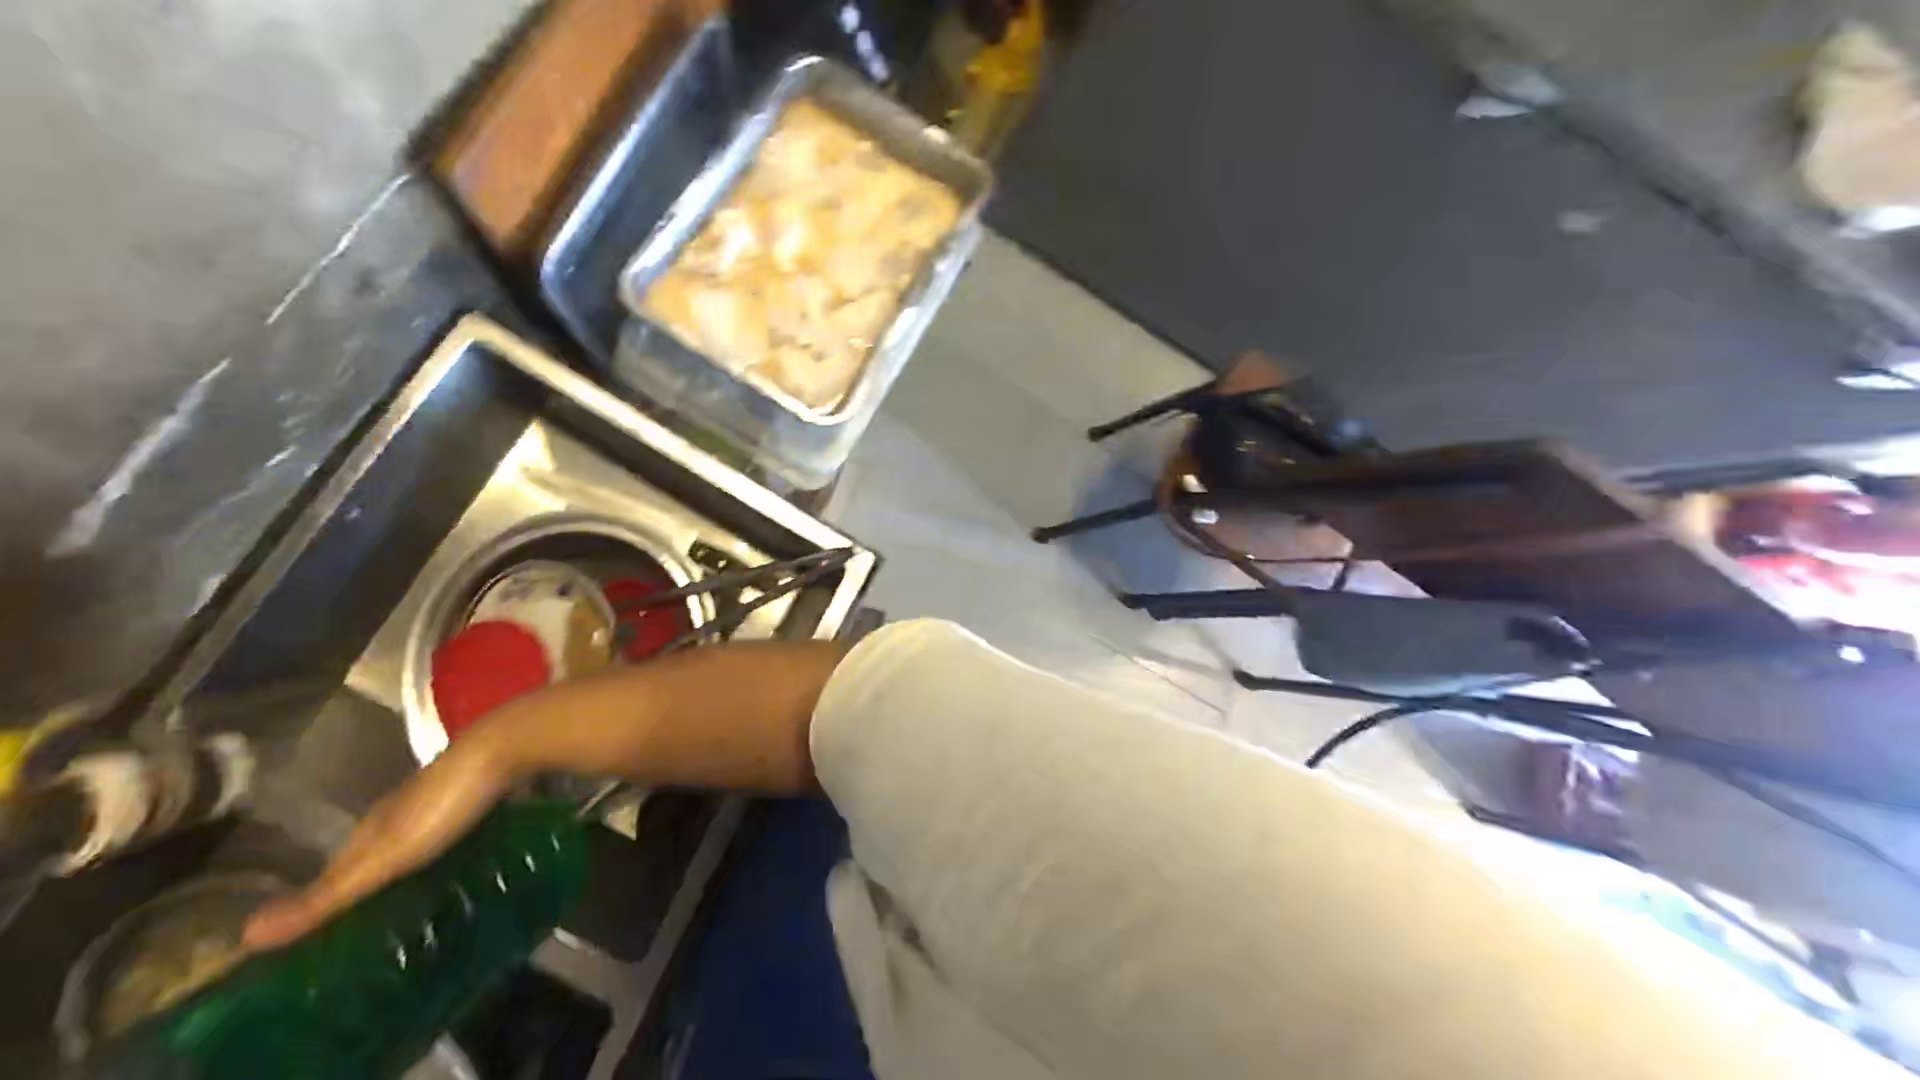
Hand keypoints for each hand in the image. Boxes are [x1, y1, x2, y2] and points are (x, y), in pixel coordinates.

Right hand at [243, 737, 517, 950]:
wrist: (508, 746)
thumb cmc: (445, 802)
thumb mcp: (385, 855)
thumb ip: (327, 893)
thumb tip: (244, 937)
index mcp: (374, 824)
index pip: (335, 868)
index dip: (321, 901)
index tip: (311, 939)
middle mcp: (404, 806)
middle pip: (375, 850)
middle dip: (366, 883)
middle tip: (366, 925)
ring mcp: (446, 794)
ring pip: (417, 835)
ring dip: (411, 864)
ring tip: (410, 900)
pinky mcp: (483, 789)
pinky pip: (456, 825)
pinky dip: (450, 846)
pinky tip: (459, 862)